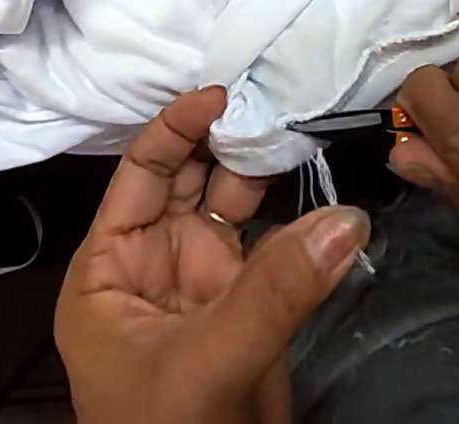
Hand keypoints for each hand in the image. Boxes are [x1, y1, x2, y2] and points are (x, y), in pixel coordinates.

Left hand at [55, 87, 371, 423]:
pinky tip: (320, 175)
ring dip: (264, 161)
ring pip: (233, 196)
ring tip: (300, 120)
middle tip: (273, 94)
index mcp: (111, 266)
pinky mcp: (249, 291)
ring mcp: (204, 271)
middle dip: (226, 134)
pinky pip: (273, 232)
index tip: (223, 94)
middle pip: (190, 173)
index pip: (140, 171)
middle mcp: (156, 256)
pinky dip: (297, 205)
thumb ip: (274, 291)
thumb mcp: (205, 364)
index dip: (177, 128)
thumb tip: (348, 218)